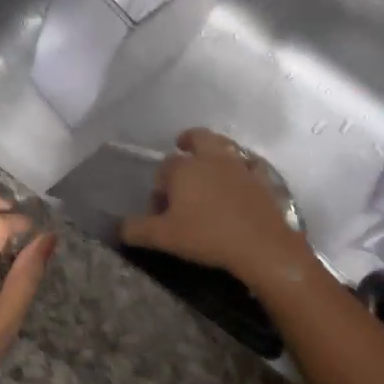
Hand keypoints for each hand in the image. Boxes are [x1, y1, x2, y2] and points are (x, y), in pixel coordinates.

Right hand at [119, 128, 318, 288]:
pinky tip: (243, 176)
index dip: (160, 181)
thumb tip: (120, 227)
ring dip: (216, 149)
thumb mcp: (162, 238)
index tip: (160, 203)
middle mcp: (212, 159)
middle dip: (188, 141)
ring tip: (211, 162)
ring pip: (226, 146)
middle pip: (199, 137)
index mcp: (184, 169)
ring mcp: (241, 167)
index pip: (165, 165)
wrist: (261, 246)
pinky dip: (244, 167)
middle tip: (183, 147)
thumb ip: (136, 230)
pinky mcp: (263, 180)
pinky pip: (252, 165)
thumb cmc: (206, 237)